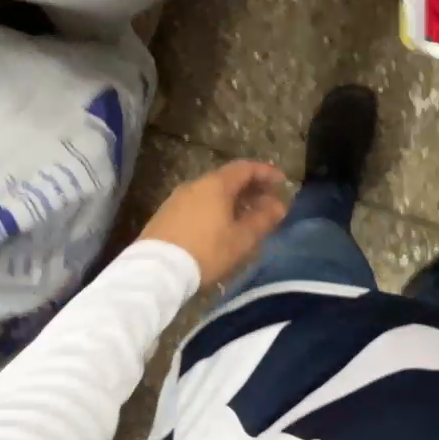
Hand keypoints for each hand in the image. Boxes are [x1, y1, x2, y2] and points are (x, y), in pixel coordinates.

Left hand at [140, 160, 288, 288]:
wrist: (156, 271)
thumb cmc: (206, 251)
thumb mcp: (242, 239)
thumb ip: (263, 219)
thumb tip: (279, 205)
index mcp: (216, 185)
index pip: (245, 168)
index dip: (266, 172)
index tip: (282, 181)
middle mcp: (195, 185)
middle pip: (228, 178)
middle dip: (251, 187)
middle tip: (268, 201)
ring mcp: (177, 199)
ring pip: (212, 192)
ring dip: (233, 199)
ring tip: (247, 216)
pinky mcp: (166, 215)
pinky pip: (198, 203)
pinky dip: (216, 207)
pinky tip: (221, 225)